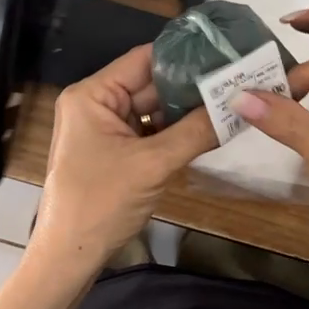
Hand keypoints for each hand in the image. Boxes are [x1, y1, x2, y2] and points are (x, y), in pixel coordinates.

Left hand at [33, 44, 217, 269]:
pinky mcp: (113, 152)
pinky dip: (175, 132)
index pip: (142, 60)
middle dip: (190, 86)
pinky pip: (149, 132)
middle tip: (237, 79)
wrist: (70, 256)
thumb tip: (237, 105)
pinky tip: (208, 128)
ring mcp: (104, 129)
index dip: (183, 56)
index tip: (223, 52)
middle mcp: (95, 104)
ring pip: (153, 110)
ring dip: (186, 110)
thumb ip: (195, 132)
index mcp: (92, 95)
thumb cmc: (101, 202)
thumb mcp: (152, 165)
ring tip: (231, 100)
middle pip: (149, 84)